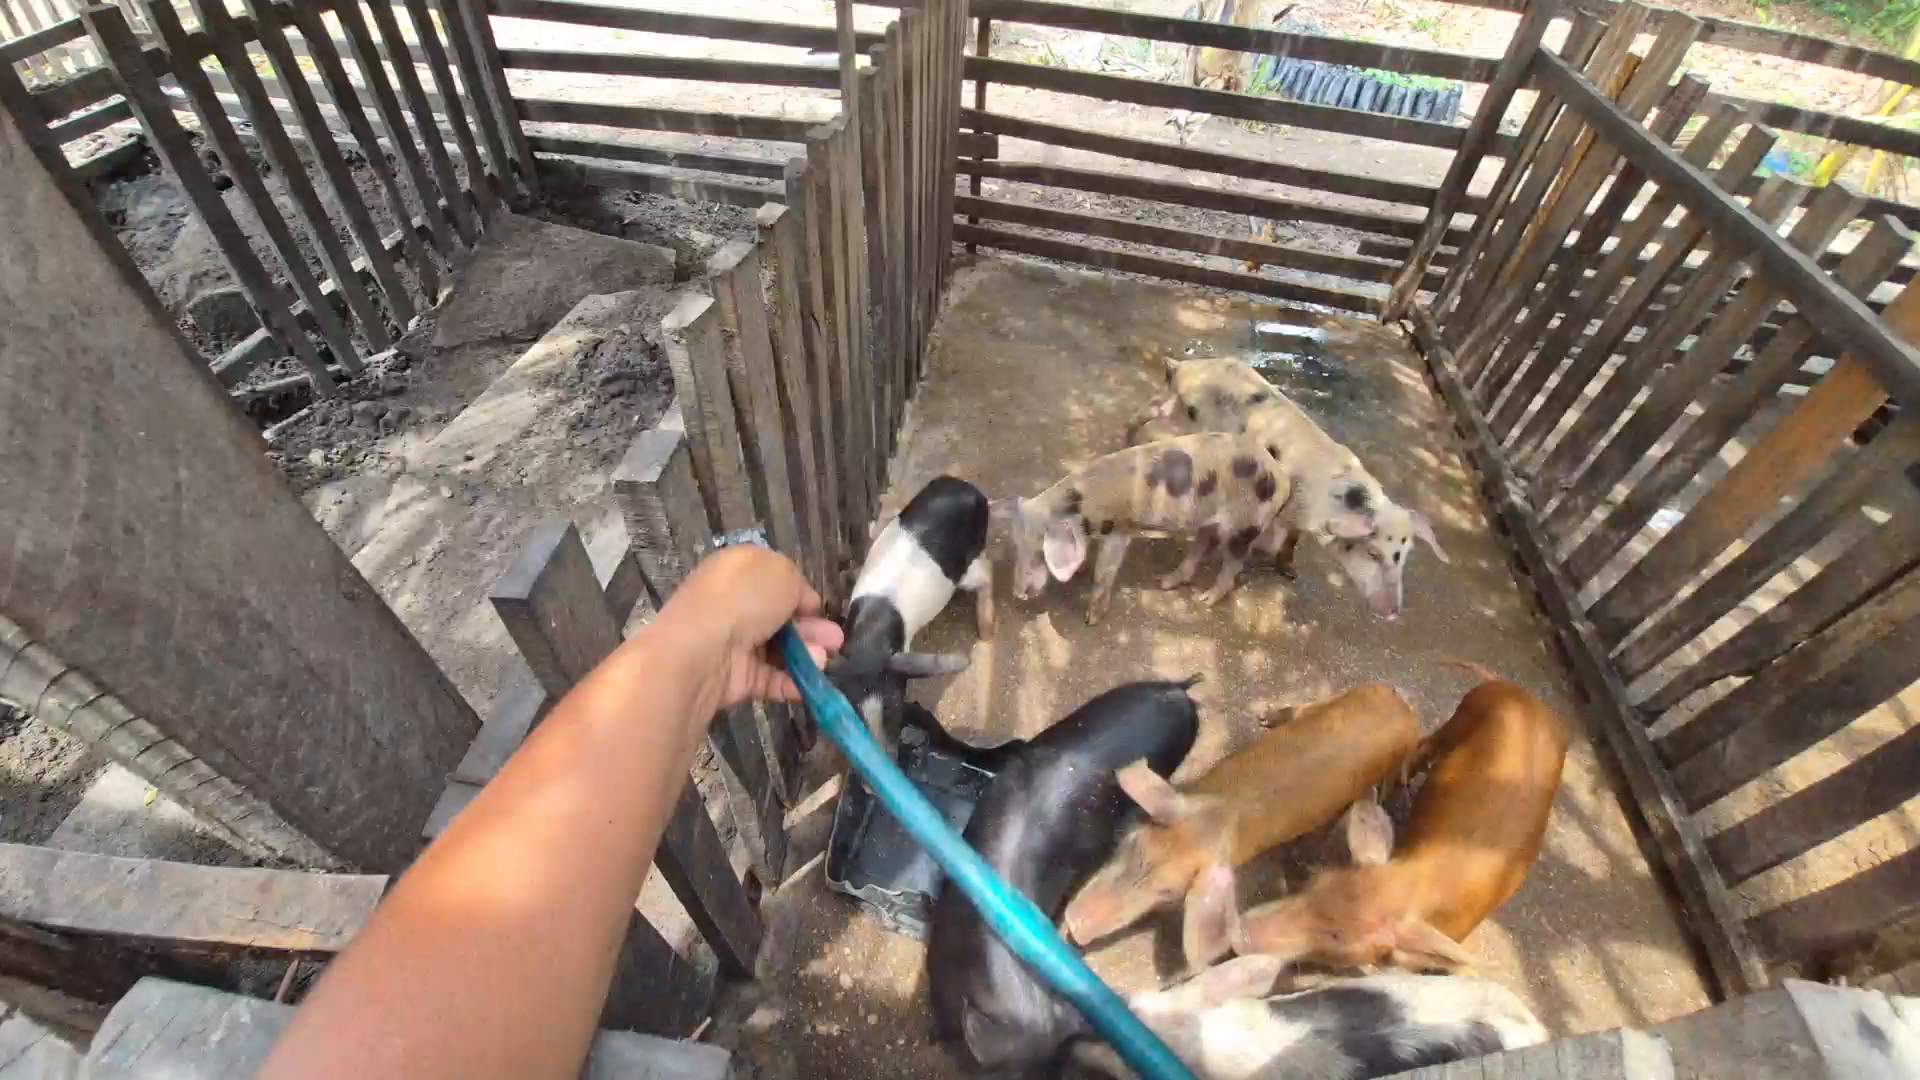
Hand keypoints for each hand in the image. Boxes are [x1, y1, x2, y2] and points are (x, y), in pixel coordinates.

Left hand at [660, 547, 843, 707]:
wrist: (703, 647)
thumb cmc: (745, 598)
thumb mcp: (783, 572)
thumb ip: (799, 587)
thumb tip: (801, 606)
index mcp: (739, 571)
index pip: (777, 583)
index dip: (803, 596)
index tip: (820, 610)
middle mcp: (734, 604)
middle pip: (782, 618)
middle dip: (813, 629)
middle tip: (837, 642)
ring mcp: (733, 642)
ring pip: (780, 649)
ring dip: (808, 655)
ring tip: (825, 661)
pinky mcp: (735, 677)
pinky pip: (770, 678)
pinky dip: (793, 681)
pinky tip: (811, 683)